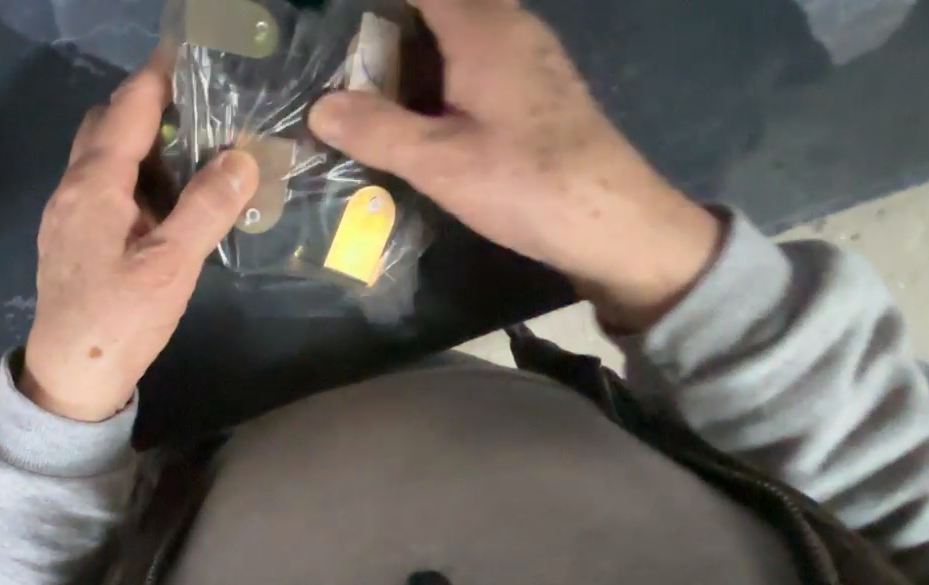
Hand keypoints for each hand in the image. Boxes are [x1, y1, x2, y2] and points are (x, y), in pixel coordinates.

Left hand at [23, 55, 258, 420]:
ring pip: (100, 160)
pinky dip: (129, 180)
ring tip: (189, 157)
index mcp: (95, 184)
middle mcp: (72, 189)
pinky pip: (99, 191)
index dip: (161, 74)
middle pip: (107, 125)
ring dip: (139, 147)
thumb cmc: (118, 322)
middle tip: (198, 110)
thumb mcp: (171, 267)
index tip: (194, 53)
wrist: (71, 379)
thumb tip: (242, 158)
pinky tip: (159, 208)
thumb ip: (205, 209)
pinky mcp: (70, 244)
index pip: (129, 106)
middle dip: (148, 106)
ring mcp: (66, 217)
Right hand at [307, 0, 723, 330]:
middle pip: (445, 6)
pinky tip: (426, 115)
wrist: (608, 219)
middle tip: (350, 63)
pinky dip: (447, 73)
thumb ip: (378, 130)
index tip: (344, 19)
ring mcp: (532, 57)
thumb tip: (319, 106)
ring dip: (421, 50)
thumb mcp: (438, 162)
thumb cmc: (522, 182)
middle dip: (398, 25)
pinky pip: (482, 61)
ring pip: (466, 32)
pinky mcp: (540, 91)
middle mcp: (512, 27)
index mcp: (483, 28)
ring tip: (374, 88)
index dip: (384, 1)